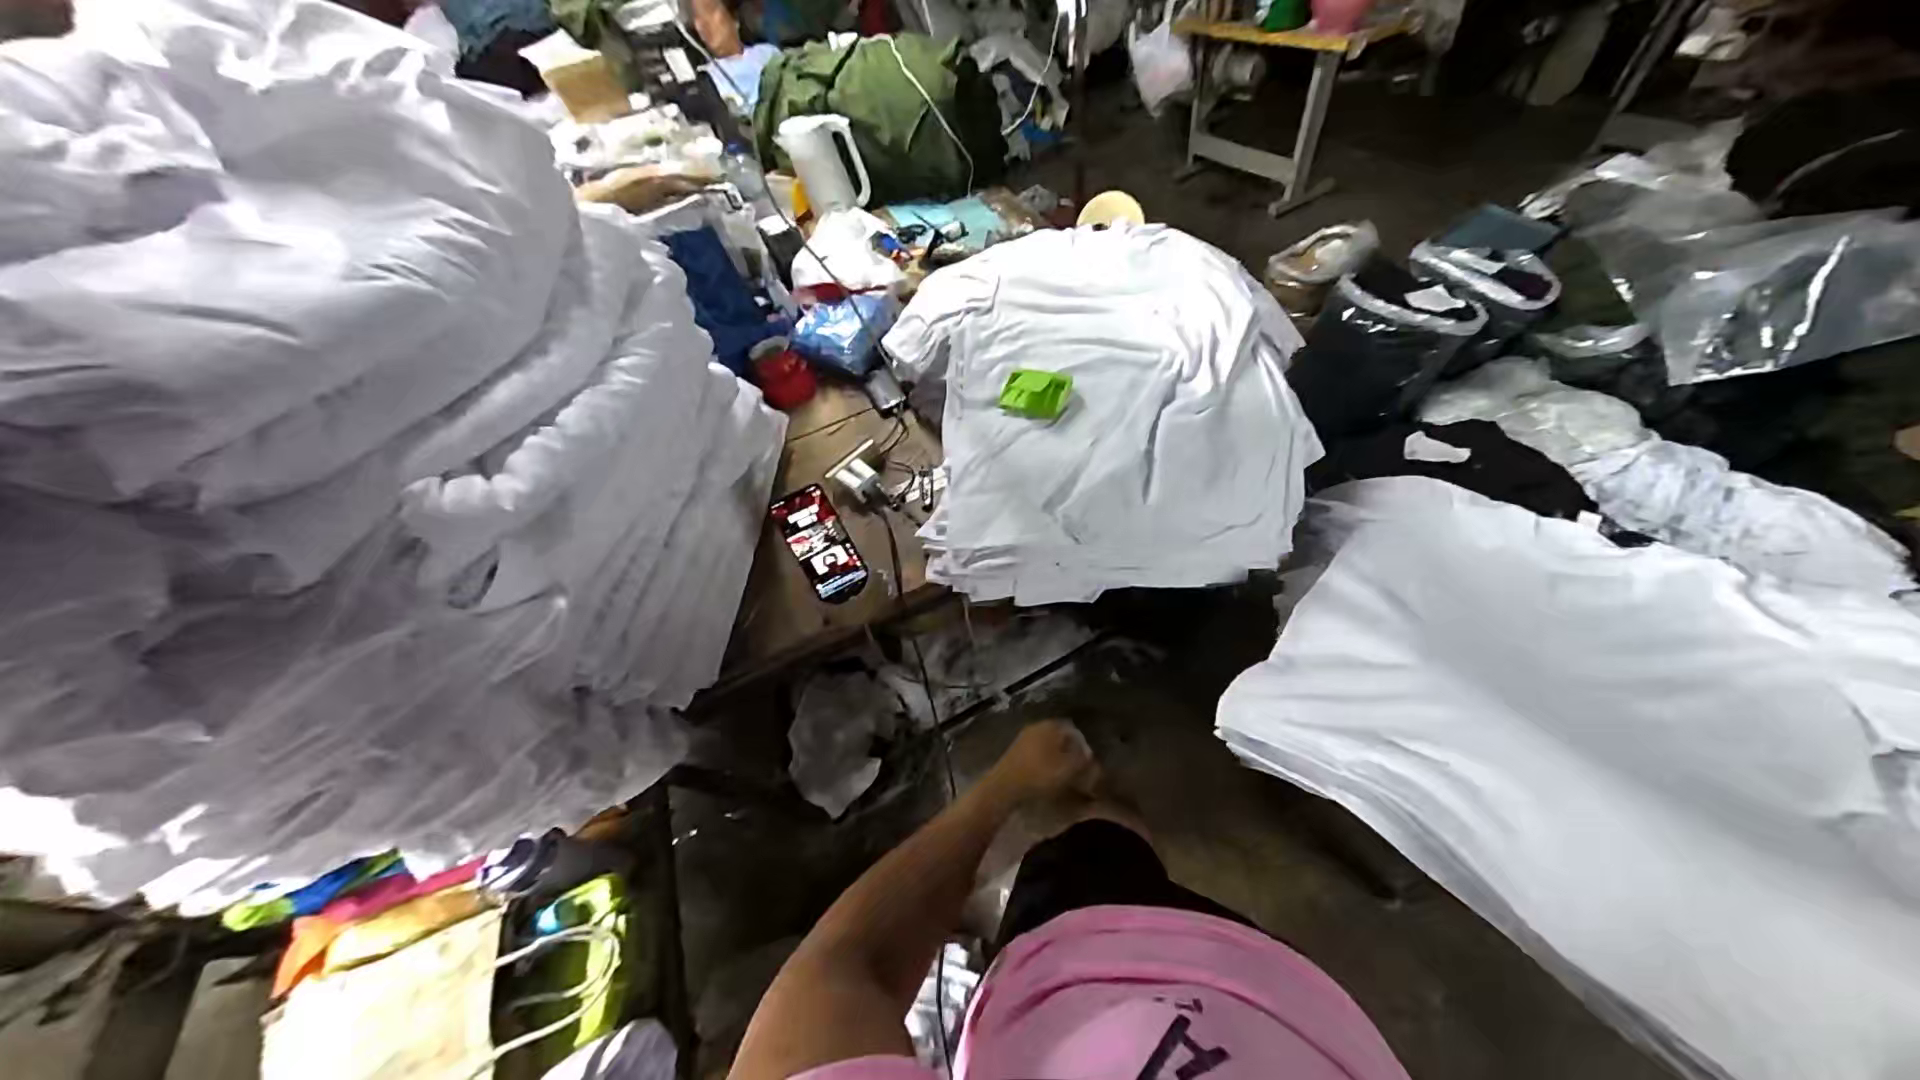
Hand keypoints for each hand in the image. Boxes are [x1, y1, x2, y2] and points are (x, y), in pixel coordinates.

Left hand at [988, 720, 1097, 804]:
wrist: (1005, 786)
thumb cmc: (1041, 775)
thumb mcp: (1069, 769)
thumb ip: (1084, 761)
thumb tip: (1090, 756)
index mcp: (1051, 725)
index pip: (1074, 730)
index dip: (1083, 746)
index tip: (1088, 763)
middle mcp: (1037, 726)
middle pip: (1060, 737)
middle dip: (1070, 751)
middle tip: (1077, 769)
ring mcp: (1023, 738)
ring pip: (1047, 745)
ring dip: (1056, 758)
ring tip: (1063, 776)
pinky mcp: (1014, 752)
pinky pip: (1036, 754)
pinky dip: (1043, 763)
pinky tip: (1045, 777)